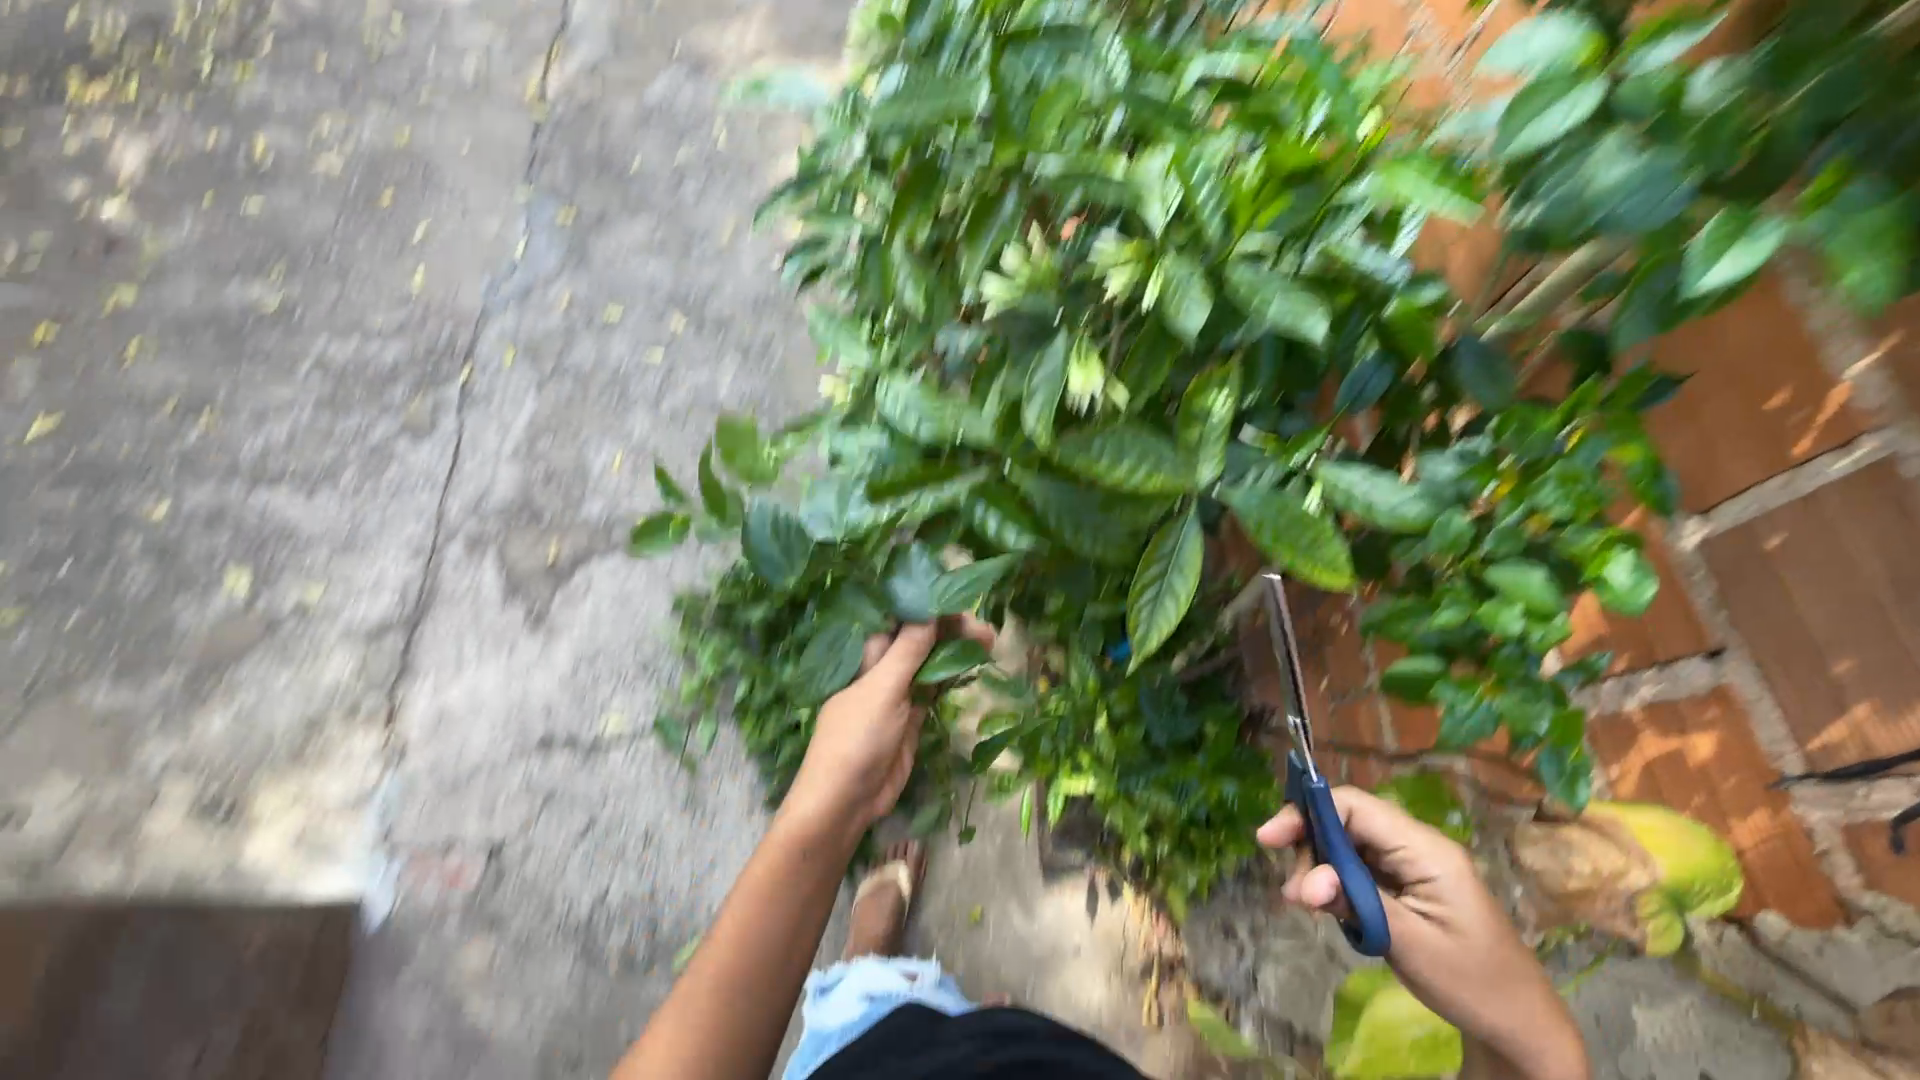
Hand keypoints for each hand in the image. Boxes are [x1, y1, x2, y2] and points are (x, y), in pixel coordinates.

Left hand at [779, 616, 995, 843]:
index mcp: (863, 655)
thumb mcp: (882, 690)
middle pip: (917, 639)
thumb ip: (908, 651)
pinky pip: (933, 688)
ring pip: (929, 663)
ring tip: (989, 640)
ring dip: (955, 650)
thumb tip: (930, 611)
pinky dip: (951, 676)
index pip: (897, 619)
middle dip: (949, 629)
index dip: (926, 605)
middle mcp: (880, 669)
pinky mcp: (910, 717)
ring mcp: (896, 693)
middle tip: (985, 628)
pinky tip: (973, 664)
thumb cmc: (855, 739)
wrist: (845, 801)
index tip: (959, 597)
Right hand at [1258, 787, 1588, 1079]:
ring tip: (1306, 905)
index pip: (1354, 806)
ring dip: (1320, 869)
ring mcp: (1413, 864)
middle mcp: (1417, 846)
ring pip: (1349, 844)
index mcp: (1425, 849)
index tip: (1270, 838)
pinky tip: (1328, 907)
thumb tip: (1300, 883)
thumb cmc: (1469, 981)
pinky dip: (1337, 883)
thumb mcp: (1406, 942)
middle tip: (1293, 892)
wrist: (1519, 1023)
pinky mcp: (1408, 884)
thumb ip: (1352, 902)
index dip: (1307, 812)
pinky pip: (1361, 867)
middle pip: (1346, 821)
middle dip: (1310, 847)